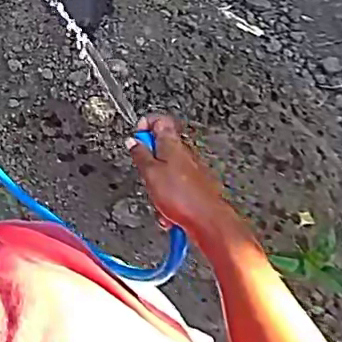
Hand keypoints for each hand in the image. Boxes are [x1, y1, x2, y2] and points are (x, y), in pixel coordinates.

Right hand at [126, 113, 236, 236]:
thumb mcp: (150, 173)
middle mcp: (183, 153)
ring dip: (157, 185)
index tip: (137, 138)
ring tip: (157, 197)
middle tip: (145, 172)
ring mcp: (191, 171)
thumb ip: (139, 154)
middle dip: (148, 163)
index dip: (145, 126)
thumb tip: (133, 141)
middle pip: (159, 148)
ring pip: (165, 172)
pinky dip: (168, 199)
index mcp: (172, 143)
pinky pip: (174, 189)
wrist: (209, 221)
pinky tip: (168, 211)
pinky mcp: (195, 188)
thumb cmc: (183, 196)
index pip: (159, 120)